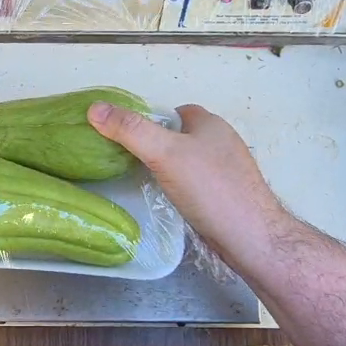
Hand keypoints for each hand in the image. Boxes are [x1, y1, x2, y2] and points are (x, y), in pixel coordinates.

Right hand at [88, 100, 291, 268]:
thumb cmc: (210, 189)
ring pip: (188, 162)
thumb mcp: (164, 154)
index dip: (149, 121)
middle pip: (179, 136)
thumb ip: (131, 130)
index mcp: (210, 123)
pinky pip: (196, 184)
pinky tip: (170, 202)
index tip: (126, 139)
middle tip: (130, 163)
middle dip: (156, 147)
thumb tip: (95, 108)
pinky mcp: (227, 195)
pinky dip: (181, 189)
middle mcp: (222, 141)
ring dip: (168, 170)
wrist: (250, 236)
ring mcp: (227, 170)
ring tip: (144, 184)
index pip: (173, 112)